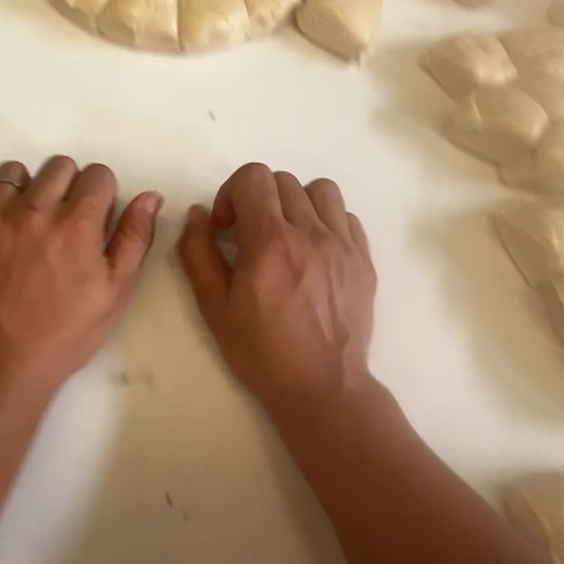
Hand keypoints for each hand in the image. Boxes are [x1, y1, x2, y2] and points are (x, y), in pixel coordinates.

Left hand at [0, 157, 161, 393]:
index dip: (102, 195)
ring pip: (14, 172)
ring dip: (26, 191)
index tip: (95, 221)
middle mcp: (35, 209)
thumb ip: (134, 239)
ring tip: (28, 225)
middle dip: (69, 187)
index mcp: (77, 224)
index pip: (98, 174)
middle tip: (64, 224)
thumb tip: (149, 197)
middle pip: (59, 165)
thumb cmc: (65, 334)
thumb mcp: (115, 292)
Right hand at [178, 164, 376, 412]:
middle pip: (283, 181)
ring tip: (287, 235)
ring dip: (296, 203)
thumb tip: (199, 213)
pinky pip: (346, 217)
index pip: (253, 177)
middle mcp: (310, 232)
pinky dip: (326, 222)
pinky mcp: (364, 260)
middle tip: (250, 235)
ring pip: (320, 190)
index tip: (228, 226)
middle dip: (259, 199)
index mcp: (270, 240)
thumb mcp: (213, 306)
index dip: (232, 192)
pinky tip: (314, 251)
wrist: (322, 386)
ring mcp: (343, 244)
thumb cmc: (261, 350)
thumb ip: (198, 252)